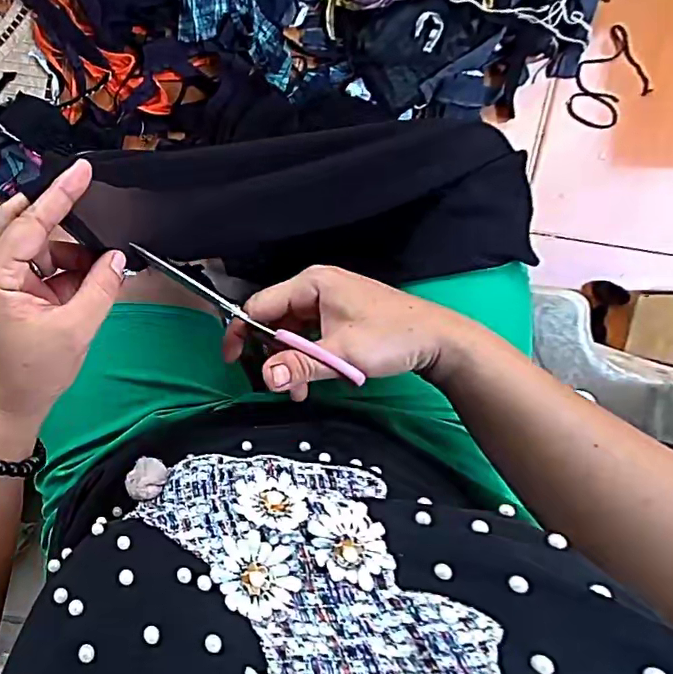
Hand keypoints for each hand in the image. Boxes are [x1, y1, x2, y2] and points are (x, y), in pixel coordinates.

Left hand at [0, 160, 126, 443]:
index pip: (30, 224)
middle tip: (91, 213)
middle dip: (59, 221)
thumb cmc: (32, 376)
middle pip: (22, 225)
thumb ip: (101, 287)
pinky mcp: (11, 295)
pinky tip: (87, 280)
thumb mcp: (76, 329)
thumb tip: (116, 258)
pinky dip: (64, 270)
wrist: (11, 411)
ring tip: (97, 270)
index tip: (81, 171)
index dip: (60, 196)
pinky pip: (38, 267)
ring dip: (67, 253)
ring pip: (34, 246)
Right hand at [223, 265, 482, 400]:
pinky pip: (309, 336)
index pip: (259, 305)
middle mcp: (316, 288)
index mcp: (312, 284)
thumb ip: (300, 365)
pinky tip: (314, 379)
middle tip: (277, 384)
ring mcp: (328, 301)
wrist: (438, 340)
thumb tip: (267, 377)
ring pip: (291, 332)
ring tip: (301, 390)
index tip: (234, 361)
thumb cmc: (393, 337)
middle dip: (272, 355)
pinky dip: (307, 358)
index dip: (241, 333)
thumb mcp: (342, 354)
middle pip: (274, 320)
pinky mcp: (338, 316)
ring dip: (291, 362)